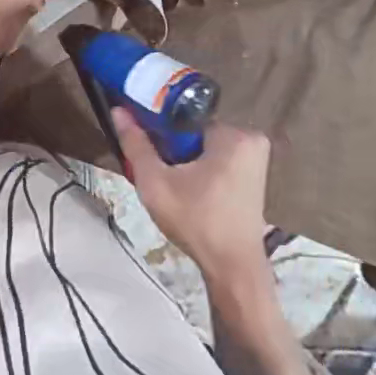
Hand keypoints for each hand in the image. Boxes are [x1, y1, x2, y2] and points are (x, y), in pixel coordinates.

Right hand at [112, 109, 269, 276]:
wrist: (231, 264)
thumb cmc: (194, 219)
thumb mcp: (155, 181)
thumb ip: (136, 144)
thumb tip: (119, 110)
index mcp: (233, 135)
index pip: (183, 118)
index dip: (158, 131)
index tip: (142, 148)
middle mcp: (251, 140)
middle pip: (193, 133)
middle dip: (170, 149)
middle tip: (154, 173)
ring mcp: (256, 159)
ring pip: (202, 148)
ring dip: (181, 161)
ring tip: (166, 185)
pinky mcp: (253, 176)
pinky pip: (215, 161)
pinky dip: (196, 171)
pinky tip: (184, 192)